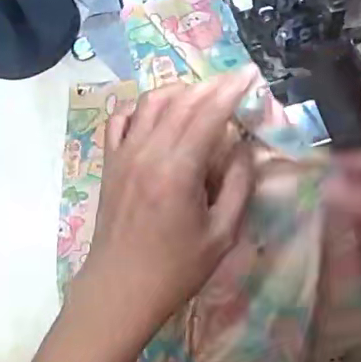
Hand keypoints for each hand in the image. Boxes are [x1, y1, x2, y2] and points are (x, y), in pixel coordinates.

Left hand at [73, 70, 257, 346]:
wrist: (120, 289)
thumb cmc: (175, 268)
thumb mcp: (222, 234)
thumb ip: (238, 185)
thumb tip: (244, 147)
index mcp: (178, 169)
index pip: (208, 113)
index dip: (232, 89)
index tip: (251, 72)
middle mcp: (148, 152)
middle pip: (182, 101)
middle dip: (212, 85)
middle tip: (235, 82)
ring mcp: (123, 154)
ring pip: (150, 102)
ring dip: (179, 91)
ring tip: (202, 95)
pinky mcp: (109, 162)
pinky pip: (121, 119)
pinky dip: (141, 107)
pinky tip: (158, 113)